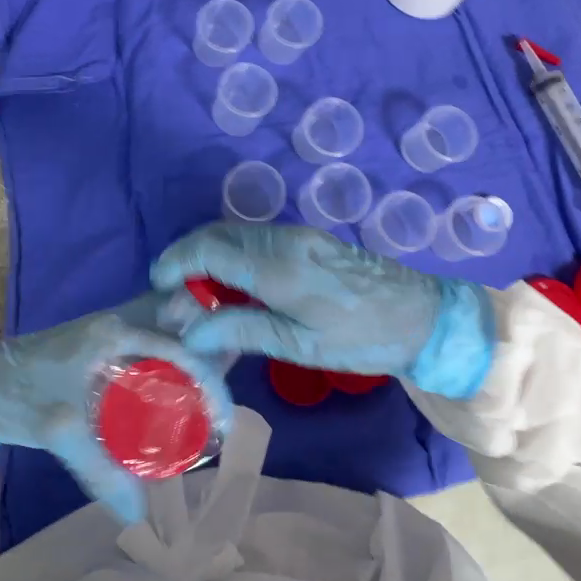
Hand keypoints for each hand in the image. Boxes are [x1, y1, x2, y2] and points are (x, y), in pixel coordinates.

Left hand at [0, 291, 234, 523]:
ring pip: (168, 337)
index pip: (180, 348)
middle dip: (211, 364)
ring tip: (205, 410)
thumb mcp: (60, 432)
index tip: (224, 422)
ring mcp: (109, 329)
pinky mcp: (101, 343)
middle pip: (183, 330)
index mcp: (114, 330)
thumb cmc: (17, 398)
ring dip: (191, 364)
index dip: (210, 383)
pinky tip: (174, 401)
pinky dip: (169, 368)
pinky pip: (150, 348)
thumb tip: (141, 516)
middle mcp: (118, 320)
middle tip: (220, 411)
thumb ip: (100, 472)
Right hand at [151, 223, 495, 398]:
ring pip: (235, 234)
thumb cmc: (362, 339)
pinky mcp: (308, 238)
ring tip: (195, 292)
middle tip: (172, 293)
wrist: (424, 317)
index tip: (157, 286)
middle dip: (186, 257)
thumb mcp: (300, 346)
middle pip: (217, 235)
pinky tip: (231, 283)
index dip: (176, 263)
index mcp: (279, 268)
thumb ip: (242, 330)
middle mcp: (284, 240)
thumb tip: (189, 331)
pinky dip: (231, 253)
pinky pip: (255, 237)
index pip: (210, 250)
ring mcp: (298, 235)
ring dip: (207, 254)